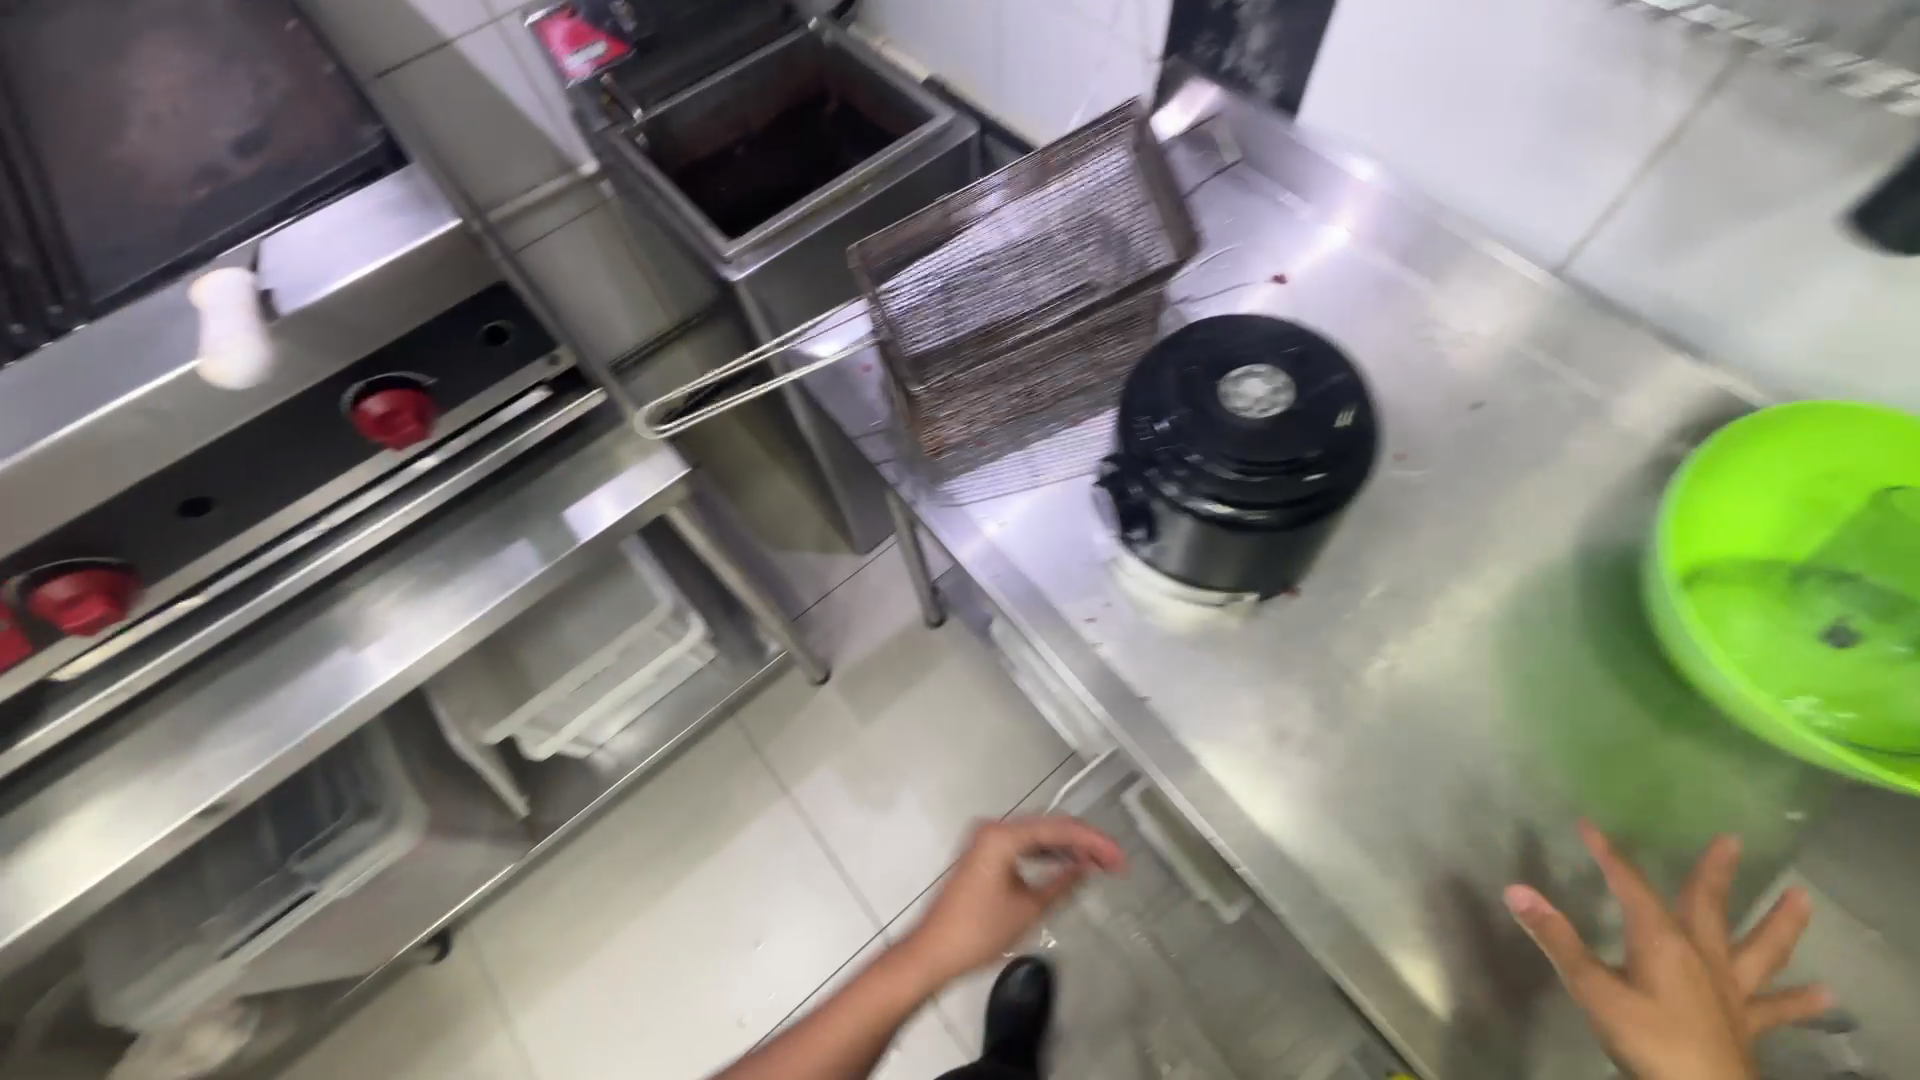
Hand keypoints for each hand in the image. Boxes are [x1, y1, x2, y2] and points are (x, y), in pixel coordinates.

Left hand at [900, 817, 1126, 985]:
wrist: (932, 951)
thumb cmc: (979, 932)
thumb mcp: (1029, 909)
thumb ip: (1062, 883)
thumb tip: (1087, 866)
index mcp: (1003, 835)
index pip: (1059, 829)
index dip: (1094, 842)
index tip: (1120, 859)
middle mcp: (994, 828)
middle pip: (1048, 826)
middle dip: (1084, 842)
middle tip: (1115, 861)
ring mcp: (986, 839)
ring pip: (1036, 835)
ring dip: (1067, 847)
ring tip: (1099, 864)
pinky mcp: (984, 854)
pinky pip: (1022, 845)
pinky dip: (1046, 853)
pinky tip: (1067, 865)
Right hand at [1506, 823, 1830, 1079]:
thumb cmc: (1646, 1038)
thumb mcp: (1592, 988)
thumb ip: (1557, 939)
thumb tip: (1516, 889)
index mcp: (1662, 942)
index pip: (1631, 885)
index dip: (1609, 854)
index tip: (1590, 825)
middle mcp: (1703, 956)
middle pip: (1709, 906)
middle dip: (1716, 872)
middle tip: (1733, 839)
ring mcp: (1731, 990)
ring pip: (1760, 949)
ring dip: (1781, 923)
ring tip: (1803, 898)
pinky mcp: (1747, 1023)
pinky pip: (1776, 1007)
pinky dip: (1800, 1000)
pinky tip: (1827, 995)